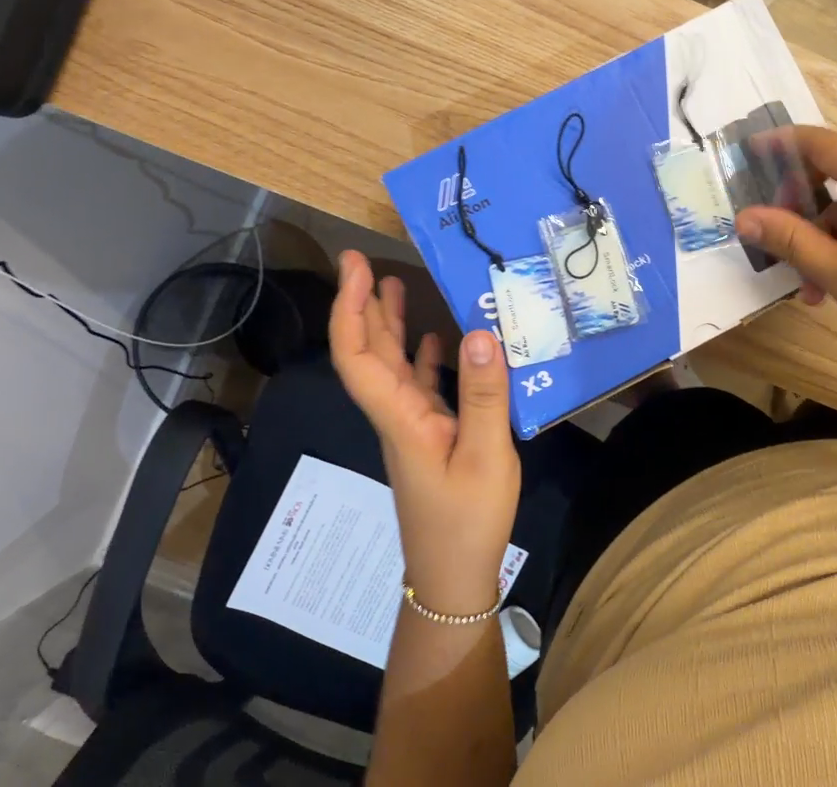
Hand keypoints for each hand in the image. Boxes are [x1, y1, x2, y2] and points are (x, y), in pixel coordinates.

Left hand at [329, 251, 519, 617]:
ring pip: (391, 366)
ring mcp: (411, 427)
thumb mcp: (486, 456)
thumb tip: (479, 332)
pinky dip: (424, 357)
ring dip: (389, 325)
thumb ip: (485, 396)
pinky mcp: (430, 437)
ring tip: (397, 284)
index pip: (358, 355)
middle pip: (367, 353)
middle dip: (363, 304)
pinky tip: (439, 340)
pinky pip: (419, 387)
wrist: (453, 575)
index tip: (354, 267)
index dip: (350, 308)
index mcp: (399, 416)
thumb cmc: (467, 519)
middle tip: (368, 261)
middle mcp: (396, 415)